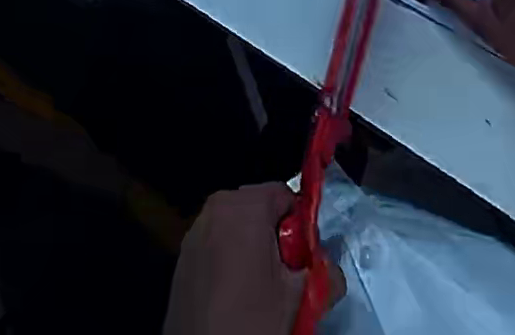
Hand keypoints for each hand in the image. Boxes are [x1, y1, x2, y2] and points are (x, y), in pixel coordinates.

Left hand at [163, 184, 341, 334]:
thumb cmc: (252, 320)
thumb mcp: (300, 299)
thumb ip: (326, 271)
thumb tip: (331, 265)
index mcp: (244, 206)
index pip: (284, 194)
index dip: (300, 222)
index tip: (305, 255)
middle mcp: (215, 207)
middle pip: (259, 207)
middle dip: (276, 234)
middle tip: (286, 274)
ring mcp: (195, 230)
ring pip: (236, 225)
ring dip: (252, 246)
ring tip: (261, 287)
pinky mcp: (183, 255)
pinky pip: (217, 242)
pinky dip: (229, 257)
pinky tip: (235, 293)